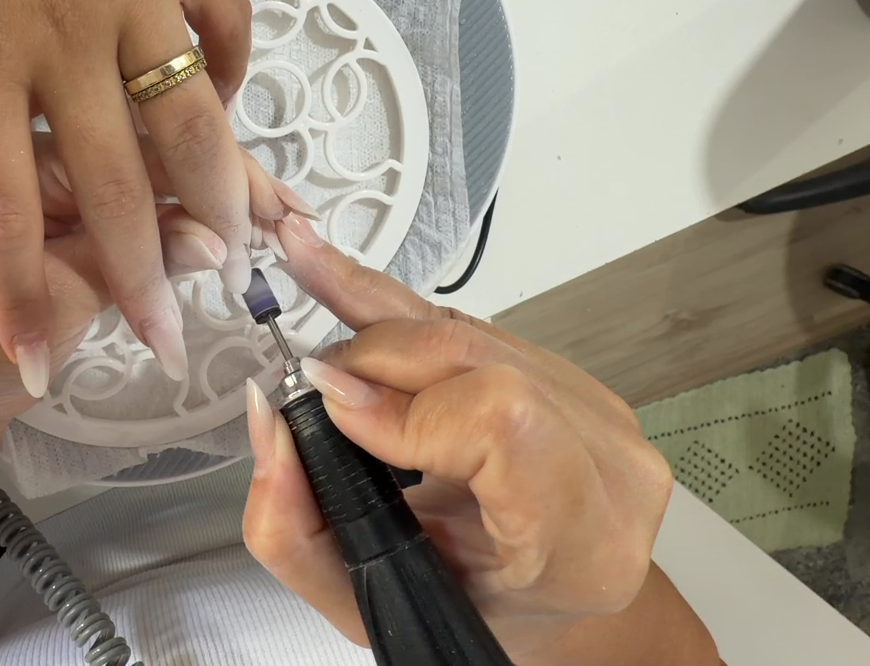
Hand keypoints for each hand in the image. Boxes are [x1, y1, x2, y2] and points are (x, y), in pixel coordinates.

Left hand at [0, 134, 308, 432]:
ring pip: (161, 182)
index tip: (272, 219)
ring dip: (224, 198)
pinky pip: (147, 212)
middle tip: (296, 216)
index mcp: (38, 155)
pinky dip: (194, 222)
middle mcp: (61, 155)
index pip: (143, 152)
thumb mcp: (49, 302)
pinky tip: (236, 227)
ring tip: (287, 216)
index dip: (215, 183)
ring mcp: (73, 190)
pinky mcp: (81, 225)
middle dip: (234, 184)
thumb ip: (126, 264)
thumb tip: (214, 241)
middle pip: (163, 157)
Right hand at [244, 215, 711, 664]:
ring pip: (455, 323)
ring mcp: (583, 398)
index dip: (405, 406)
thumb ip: (293, 530)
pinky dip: (382, 296)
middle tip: (307, 377)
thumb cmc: (458, 608)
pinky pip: (455, 314)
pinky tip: (332, 268)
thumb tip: (269, 418)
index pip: (501, 424)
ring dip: (365, 303)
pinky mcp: (550, 364)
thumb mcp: (363, 604)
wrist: (534, 596)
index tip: (330, 406)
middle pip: (468, 354)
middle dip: (368, 355)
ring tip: (299, 261)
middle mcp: (601, 457)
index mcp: (577, 540)